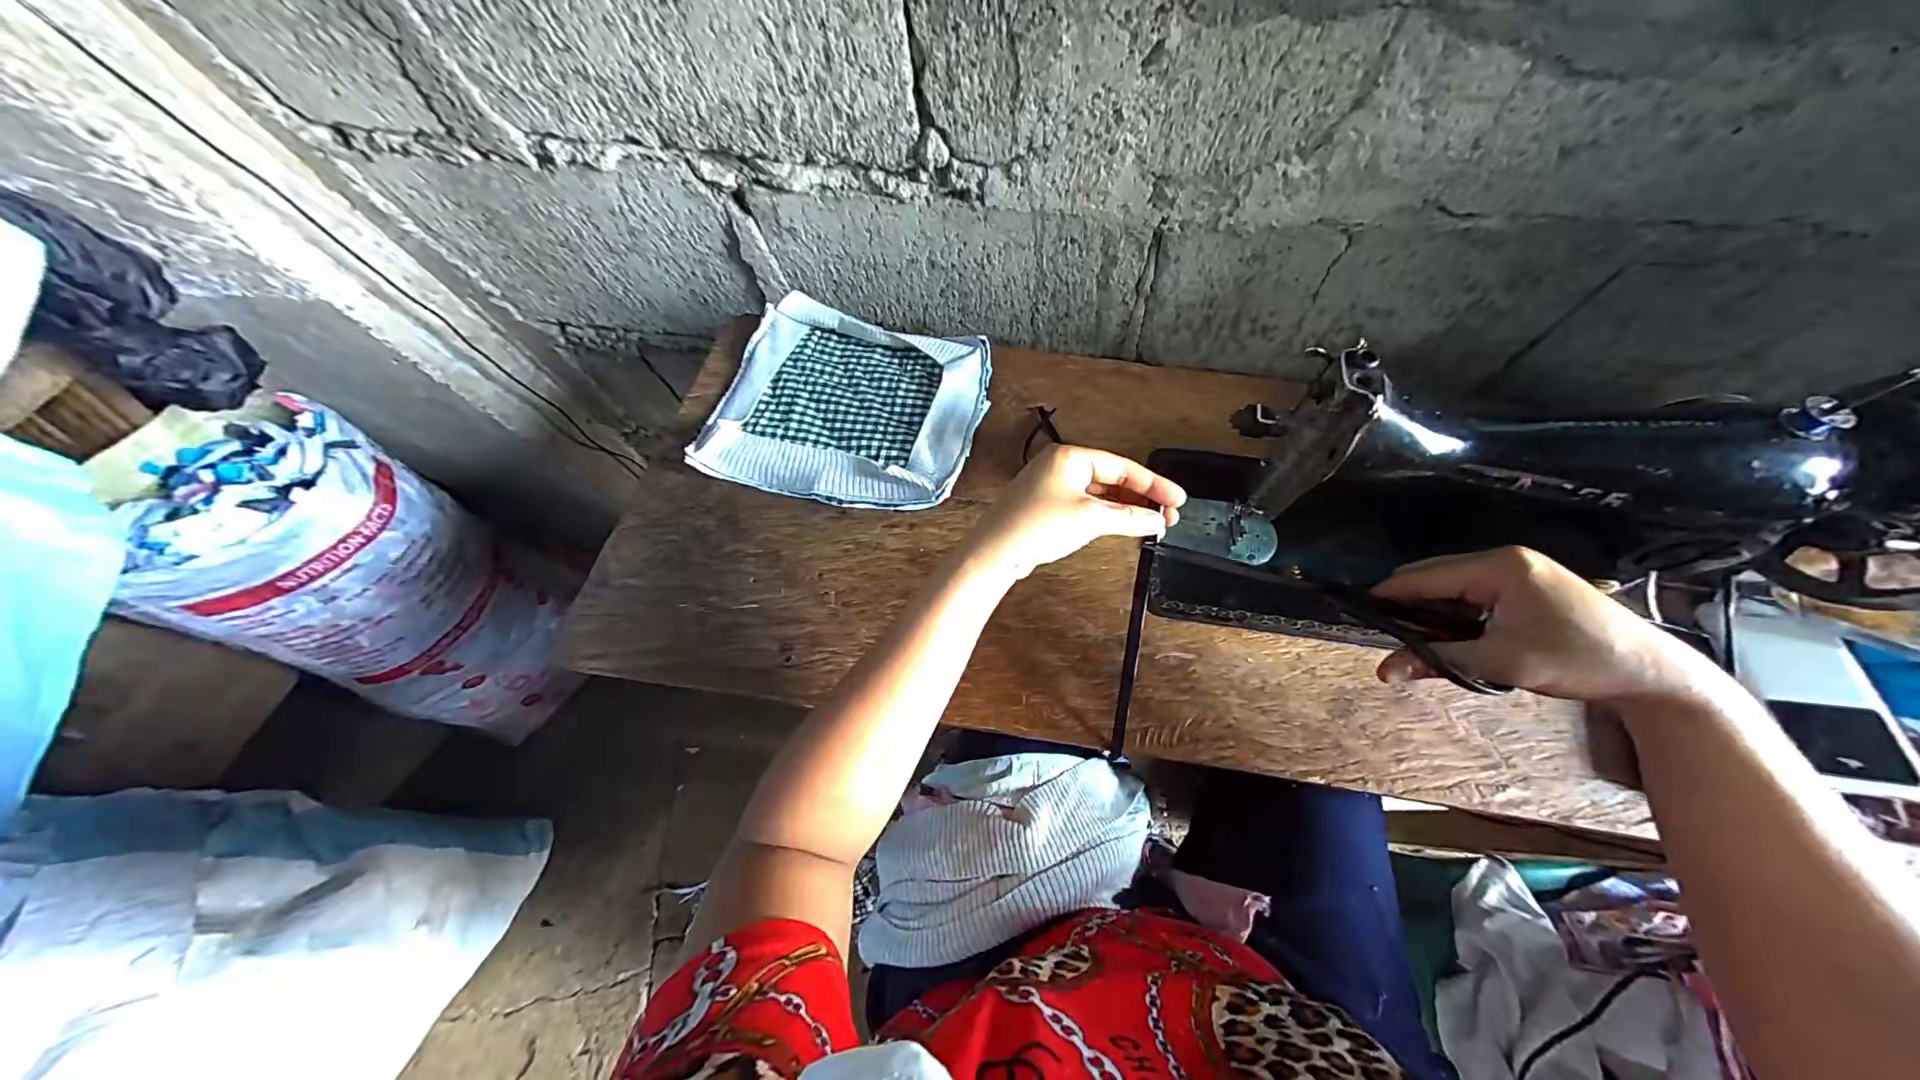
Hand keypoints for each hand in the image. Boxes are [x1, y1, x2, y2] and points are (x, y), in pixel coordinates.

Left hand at [967, 445, 1185, 578]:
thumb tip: (1154, 519)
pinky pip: (1086, 507)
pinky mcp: (1047, 508)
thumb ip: (1129, 517)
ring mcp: (1052, 488)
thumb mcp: (1090, 518)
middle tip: (1168, 514)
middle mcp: (1060, 467)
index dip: (1153, 484)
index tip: (1176, 498)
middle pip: (1112, 479)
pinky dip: (1107, 517)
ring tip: (1153, 523)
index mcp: (1069, 457)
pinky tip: (1125, 527)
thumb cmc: (1032, 527)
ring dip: (1126, 509)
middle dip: (1142, 497)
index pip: (1122, 467)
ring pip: (1100, 495)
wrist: (995, 553)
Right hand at [1369, 546, 1723, 703]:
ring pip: (1451, 583)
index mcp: (1497, 567)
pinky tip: (1449, 631)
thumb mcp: (1499, 663)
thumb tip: (1382, 671)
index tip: (1356, 612)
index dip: (1387, 595)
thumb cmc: (1576, 660)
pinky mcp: (1527, 584)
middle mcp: (1504, 558)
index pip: (1423, 576)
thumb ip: (1436, 660)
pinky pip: (1471, 590)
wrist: (1654, 673)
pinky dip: (1453, 610)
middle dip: (1406, 602)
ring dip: (1430, 608)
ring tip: (1415, 636)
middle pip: (1433, 574)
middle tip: (1385, 632)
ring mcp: (1518, 569)